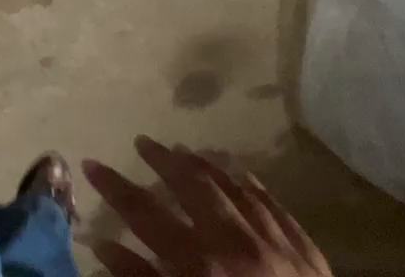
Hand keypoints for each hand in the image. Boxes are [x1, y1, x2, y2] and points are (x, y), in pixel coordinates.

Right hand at [84, 137, 332, 276]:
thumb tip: (102, 246)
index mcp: (200, 264)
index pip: (144, 211)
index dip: (114, 185)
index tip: (90, 162)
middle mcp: (236, 243)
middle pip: (192, 185)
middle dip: (163, 160)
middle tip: (142, 141)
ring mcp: (279, 247)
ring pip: (237, 189)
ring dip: (207, 166)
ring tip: (186, 149)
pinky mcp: (313, 260)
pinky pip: (279, 211)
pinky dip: (255, 187)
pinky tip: (241, 174)